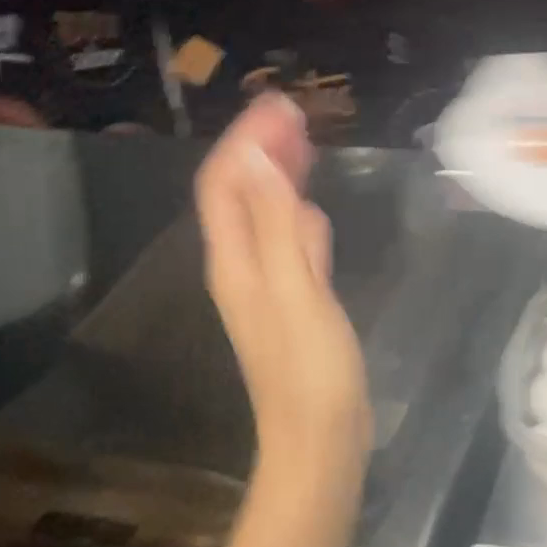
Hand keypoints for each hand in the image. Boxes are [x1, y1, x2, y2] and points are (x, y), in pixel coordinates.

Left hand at [197, 95, 366, 473]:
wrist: (320, 443)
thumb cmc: (310, 371)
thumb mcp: (294, 289)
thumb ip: (275, 223)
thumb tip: (253, 156)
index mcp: (236, 261)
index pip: (226, 183)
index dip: (246, 140)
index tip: (280, 103)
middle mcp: (243, 268)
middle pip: (241, 194)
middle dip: (260, 149)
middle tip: (295, 112)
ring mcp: (268, 287)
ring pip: (266, 215)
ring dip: (279, 175)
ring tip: (306, 142)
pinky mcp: (295, 302)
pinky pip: (289, 242)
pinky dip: (298, 214)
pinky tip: (314, 209)